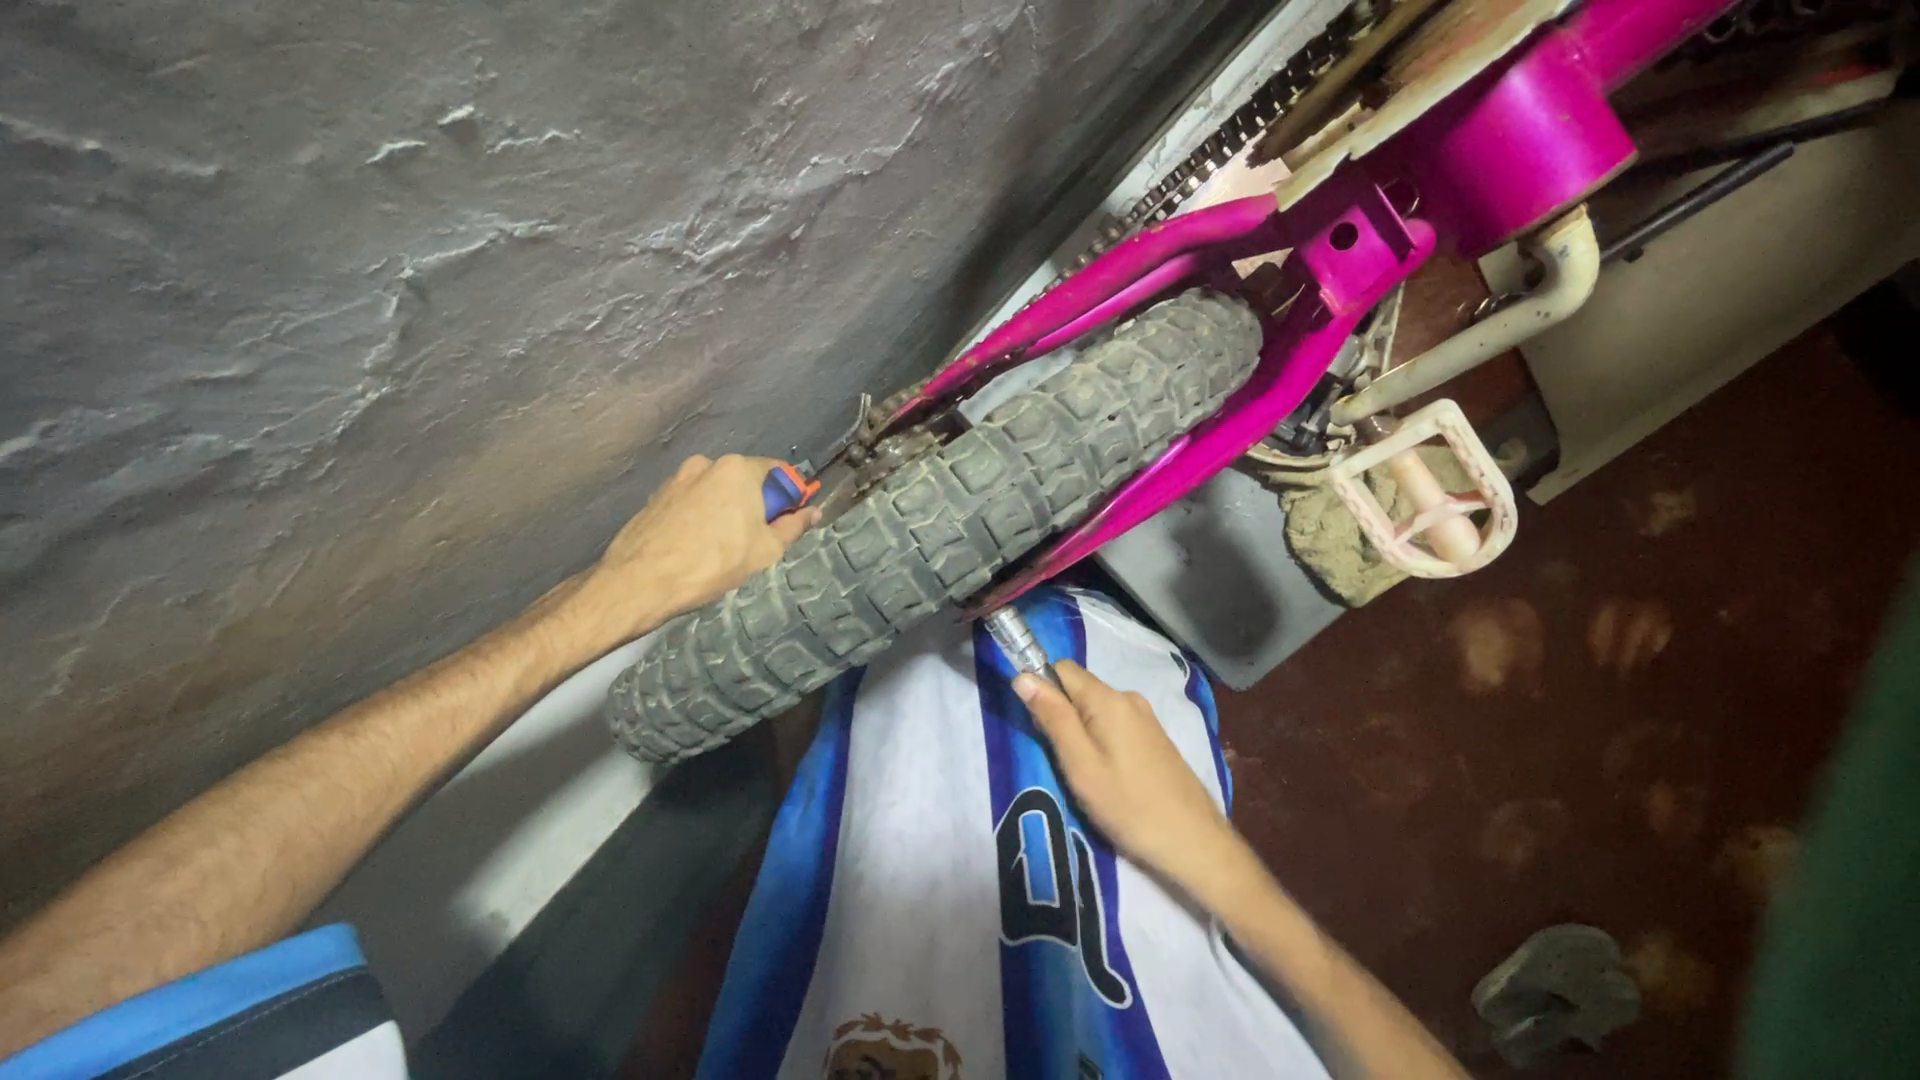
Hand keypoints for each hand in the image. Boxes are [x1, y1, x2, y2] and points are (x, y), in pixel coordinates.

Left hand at [560, 454, 819, 649]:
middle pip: (746, 481)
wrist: (640, 582)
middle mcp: (707, 464)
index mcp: (738, 469)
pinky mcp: (656, 497)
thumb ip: (793, 526)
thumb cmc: (713, 564)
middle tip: (756, 541)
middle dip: (756, 505)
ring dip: (727, 512)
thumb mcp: (765, 551)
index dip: (790, 497)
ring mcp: (677, 478)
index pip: (780, 472)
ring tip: (722, 548)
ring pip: (717, 492)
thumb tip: (814, 511)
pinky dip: (701, 518)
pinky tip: (696, 546)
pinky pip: (692, 502)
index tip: (788, 522)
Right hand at [1015, 660, 1243, 891]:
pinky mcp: (1154, 738)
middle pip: (1079, 689)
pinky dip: (1101, 741)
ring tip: (1083, 774)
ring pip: (1096, 710)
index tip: (1037, 728)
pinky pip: (1114, 725)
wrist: (1192, 841)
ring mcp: (1146, 718)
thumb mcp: (1079, 764)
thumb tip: (1022, 676)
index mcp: (1108, 699)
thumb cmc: (1128, 805)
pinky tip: (1107, 775)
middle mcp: (1129, 698)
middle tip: (1061, 760)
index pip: (1061, 668)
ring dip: (1081, 732)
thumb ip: (1052, 717)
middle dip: (1061, 715)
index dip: (1042, 689)